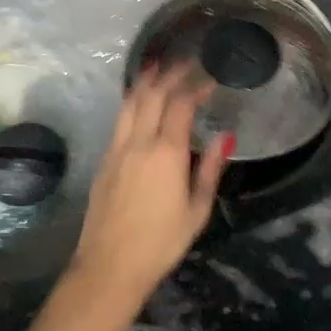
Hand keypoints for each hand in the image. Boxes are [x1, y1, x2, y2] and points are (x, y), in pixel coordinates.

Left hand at [69, 64, 230, 301]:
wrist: (109, 267)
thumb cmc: (161, 243)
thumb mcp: (197, 210)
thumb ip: (210, 170)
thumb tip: (225, 138)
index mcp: (166, 153)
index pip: (181, 105)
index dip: (196, 87)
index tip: (210, 79)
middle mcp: (139, 143)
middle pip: (152, 95)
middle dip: (169, 74)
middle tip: (186, 62)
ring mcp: (117, 150)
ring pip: (129, 104)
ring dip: (145, 82)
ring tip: (157, 67)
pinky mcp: (104, 162)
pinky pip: (120, 120)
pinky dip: (132, 102)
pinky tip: (139, 102)